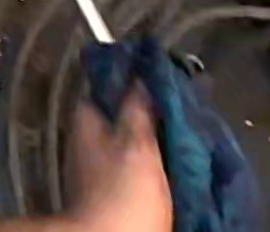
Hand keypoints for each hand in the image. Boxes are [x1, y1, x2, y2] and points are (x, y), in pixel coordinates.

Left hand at [64, 85, 171, 231]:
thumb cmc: (122, 191)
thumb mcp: (136, 142)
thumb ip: (138, 106)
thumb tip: (139, 74)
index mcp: (86, 116)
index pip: (108, 85)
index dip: (135, 80)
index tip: (163, 81)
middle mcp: (84, 136)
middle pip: (120, 116)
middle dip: (149, 116)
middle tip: (181, 114)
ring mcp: (93, 167)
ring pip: (127, 145)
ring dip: (152, 145)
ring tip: (184, 141)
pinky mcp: (107, 195)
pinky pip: (131, 171)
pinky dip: (149, 170)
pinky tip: (173, 172)